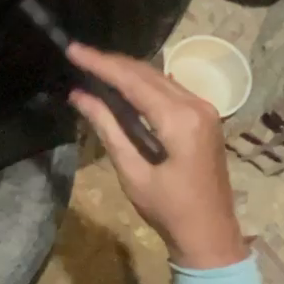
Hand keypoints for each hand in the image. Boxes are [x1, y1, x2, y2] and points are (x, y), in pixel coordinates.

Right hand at [67, 43, 248, 269]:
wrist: (210, 235)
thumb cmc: (169, 210)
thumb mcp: (133, 172)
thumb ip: (108, 129)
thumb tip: (80, 96)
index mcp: (179, 120)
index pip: (133, 81)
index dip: (101, 64)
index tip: (73, 49)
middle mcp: (197, 105)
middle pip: (147, 73)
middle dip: (111, 63)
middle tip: (77, 54)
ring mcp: (205, 109)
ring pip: (159, 78)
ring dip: (127, 71)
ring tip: (93, 66)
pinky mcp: (204, 117)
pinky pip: (170, 89)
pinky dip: (143, 83)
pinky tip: (122, 84)